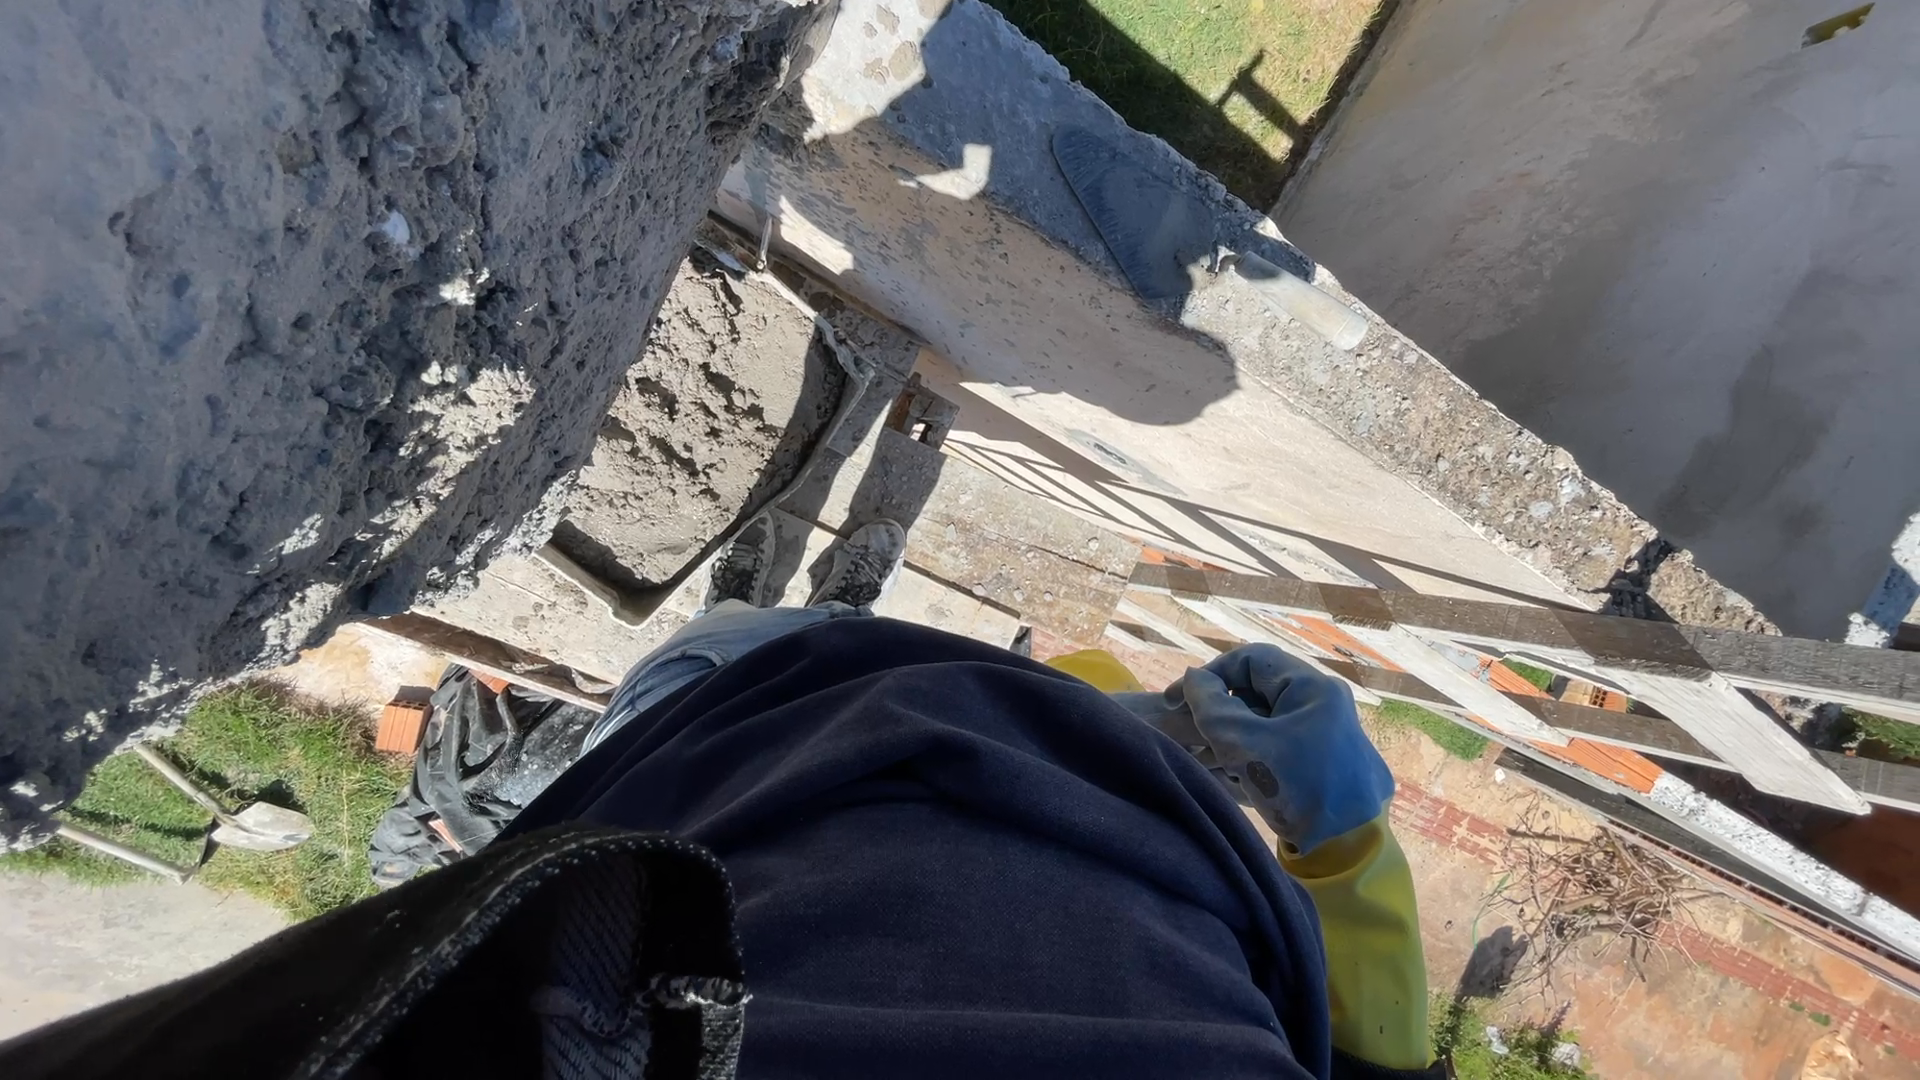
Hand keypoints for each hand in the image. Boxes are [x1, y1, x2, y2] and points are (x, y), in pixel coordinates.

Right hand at [1115, 644, 1392, 853]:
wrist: (1348, 851)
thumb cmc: (1294, 787)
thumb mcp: (1240, 742)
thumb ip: (1208, 702)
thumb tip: (1194, 679)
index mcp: (1312, 687)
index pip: (1248, 659)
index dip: (1208, 675)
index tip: (1177, 701)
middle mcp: (1327, 700)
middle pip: (1258, 687)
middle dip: (1222, 706)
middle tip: (1199, 733)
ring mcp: (1332, 729)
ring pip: (1268, 714)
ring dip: (1236, 729)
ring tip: (1217, 756)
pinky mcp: (1331, 757)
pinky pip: (1283, 736)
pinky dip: (1256, 746)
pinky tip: (1244, 772)